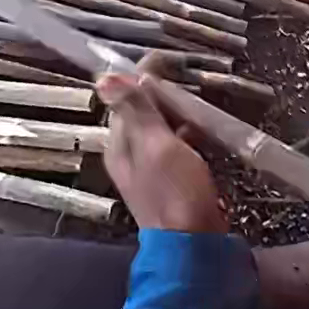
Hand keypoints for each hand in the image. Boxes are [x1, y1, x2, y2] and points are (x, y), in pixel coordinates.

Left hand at [96, 62, 225, 233]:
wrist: (195, 249)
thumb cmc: (176, 193)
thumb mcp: (156, 146)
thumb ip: (135, 112)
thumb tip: (104, 78)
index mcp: (120, 144)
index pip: (124, 99)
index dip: (142, 77)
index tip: (165, 60)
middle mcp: (130, 154)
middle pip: (142, 113)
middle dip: (160, 93)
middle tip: (185, 77)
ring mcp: (152, 169)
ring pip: (161, 128)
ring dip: (176, 112)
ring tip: (197, 99)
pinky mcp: (173, 180)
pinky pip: (176, 146)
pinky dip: (187, 133)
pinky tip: (204, 131)